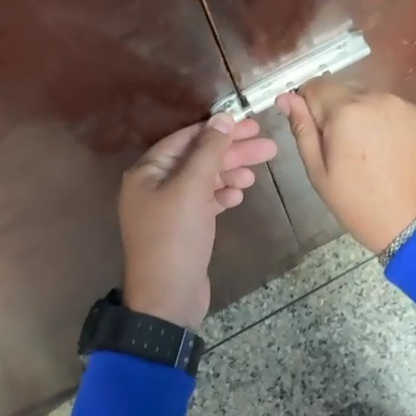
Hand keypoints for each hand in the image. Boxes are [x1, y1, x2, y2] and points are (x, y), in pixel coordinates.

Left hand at [119, 113, 277, 329]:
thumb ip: (208, 151)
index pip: (185, 139)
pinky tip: (238, 196)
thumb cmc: (175, 238)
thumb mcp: (191, 189)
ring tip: (255, 175)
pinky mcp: (182, 229)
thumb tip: (223, 118)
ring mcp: (168, 209)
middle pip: (198, 159)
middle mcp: (154, 186)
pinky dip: (221, 196)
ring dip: (229, 174)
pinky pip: (204, 202)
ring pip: (203, 181)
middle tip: (267, 147)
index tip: (250, 125)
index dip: (219, 130)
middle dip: (231, 153)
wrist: (168, 298)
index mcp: (147, 172)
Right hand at [277, 82, 415, 253]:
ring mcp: (401, 105)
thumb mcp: (321, 174)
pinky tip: (386, 152)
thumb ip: (303, 131)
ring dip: (358, 115)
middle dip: (333, 110)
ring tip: (365, 153)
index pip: (315, 86)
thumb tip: (287, 98)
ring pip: (367, 98)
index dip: (307, 105)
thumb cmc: (362, 205)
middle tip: (338, 148)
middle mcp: (375, 98)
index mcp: (346, 111)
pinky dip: (381, 122)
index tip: (313, 131)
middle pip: (342, 89)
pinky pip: (389, 109)